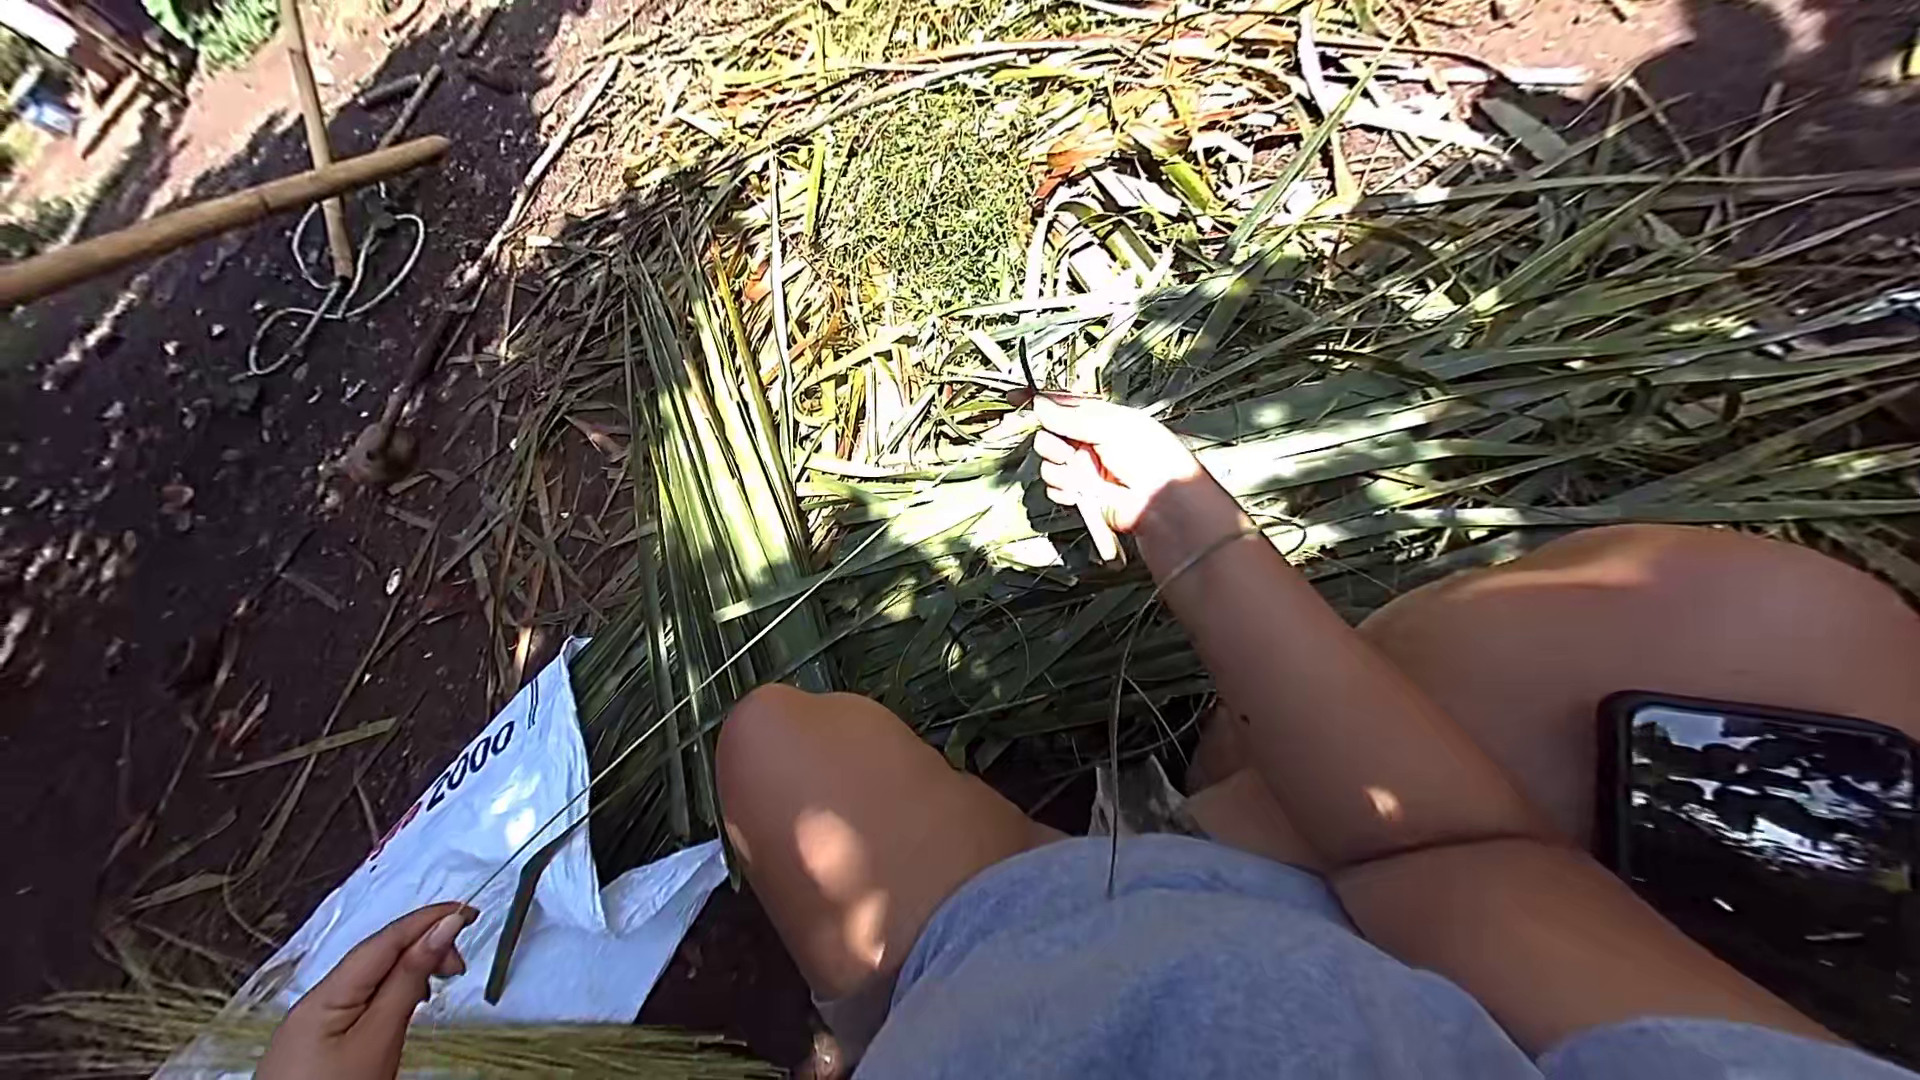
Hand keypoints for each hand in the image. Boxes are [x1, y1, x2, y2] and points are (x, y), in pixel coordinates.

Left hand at [256, 902, 475, 1079]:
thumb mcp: (381, 1035)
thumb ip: (411, 976)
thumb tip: (445, 925)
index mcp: (325, 996)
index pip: (387, 938)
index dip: (431, 918)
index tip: (470, 912)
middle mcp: (315, 1002)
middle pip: (380, 952)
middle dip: (427, 944)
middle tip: (460, 961)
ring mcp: (315, 1021)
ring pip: (375, 972)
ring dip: (416, 964)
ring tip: (444, 977)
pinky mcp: (321, 1038)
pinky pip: (367, 993)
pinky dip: (398, 985)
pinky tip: (414, 996)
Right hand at [1032, 394, 1202, 533]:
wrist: (1159, 502)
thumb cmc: (1151, 457)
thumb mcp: (1111, 424)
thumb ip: (1071, 416)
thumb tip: (1040, 404)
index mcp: (1099, 418)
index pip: (1061, 405)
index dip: (1038, 400)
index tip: (1015, 396)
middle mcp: (1088, 443)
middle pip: (1048, 435)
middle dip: (1054, 442)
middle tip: (1071, 448)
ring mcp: (1083, 469)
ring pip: (1048, 463)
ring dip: (1062, 468)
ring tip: (1085, 473)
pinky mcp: (1079, 494)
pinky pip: (1054, 488)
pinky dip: (1064, 489)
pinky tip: (1082, 491)